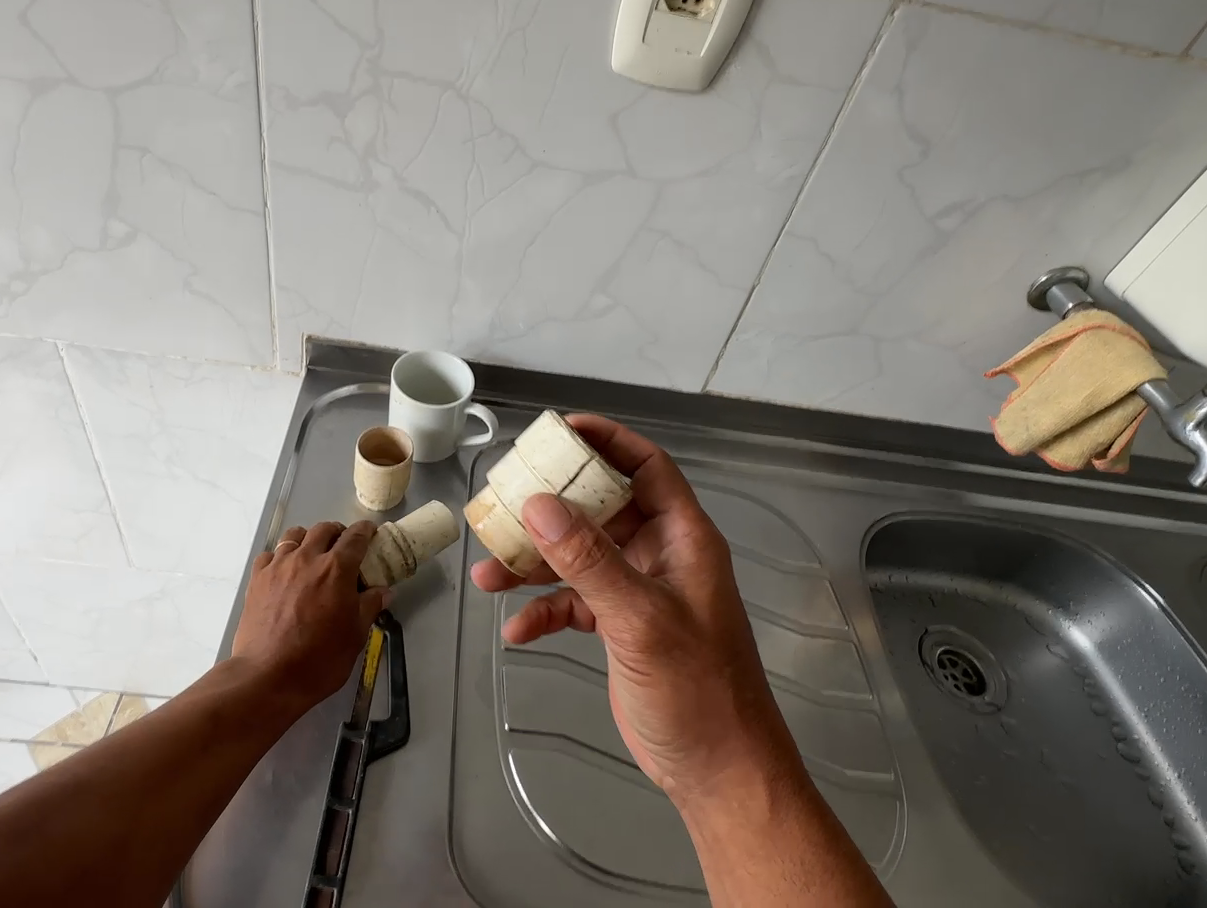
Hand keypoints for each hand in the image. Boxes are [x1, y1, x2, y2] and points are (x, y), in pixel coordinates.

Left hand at [233, 521, 389, 711]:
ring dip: (308, 539)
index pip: (355, 537)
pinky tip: (284, 571)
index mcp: (337, 569)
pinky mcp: (257, 579)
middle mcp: (307, 558)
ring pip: (295, 535)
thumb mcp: (355, 636)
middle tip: (342, 547)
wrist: (268, 676)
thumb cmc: (320, 659)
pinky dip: (280, 556)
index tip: (369, 532)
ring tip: (312, 554)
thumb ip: (369, 607)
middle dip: (337, 533)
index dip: (365, 531)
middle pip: (324, 529)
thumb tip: (383, 592)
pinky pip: (270, 554)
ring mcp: (279, 566)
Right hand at [471, 415, 800, 806]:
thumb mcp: (640, 618)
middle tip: (505, 500)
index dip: (607, 441)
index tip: (560, 431)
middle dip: (553, 507)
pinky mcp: (620, 628)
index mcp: (681, 538)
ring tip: (488, 574)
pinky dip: (545, 611)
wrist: (718, 773)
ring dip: (535, 564)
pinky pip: (575, 603)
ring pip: (579, 558)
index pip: (646, 467)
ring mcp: (638, 592)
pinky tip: (517, 631)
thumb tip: (538, 504)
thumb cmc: (696, 689)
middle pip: (601, 509)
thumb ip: (589, 560)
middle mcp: (659, 555)